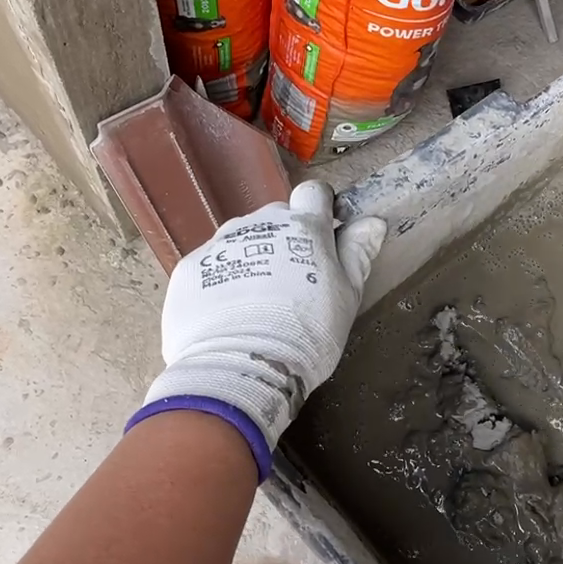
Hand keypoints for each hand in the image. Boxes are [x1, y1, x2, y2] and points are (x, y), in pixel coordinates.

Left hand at [133, 180, 386, 479]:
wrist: (239, 369)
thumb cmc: (305, 333)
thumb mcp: (346, 297)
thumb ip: (357, 254)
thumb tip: (371, 222)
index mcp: (303, 227)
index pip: (314, 193)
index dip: (321, 210)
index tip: (325, 236)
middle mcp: (259, 224)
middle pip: (277, 216)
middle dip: (286, 237)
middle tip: (294, 280)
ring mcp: (220, 244)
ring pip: (243, 237)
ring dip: (254, 255)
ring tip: (258, 299)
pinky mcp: (191, 268)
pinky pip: (213, 263)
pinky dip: (223, 279)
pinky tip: (230, 312)